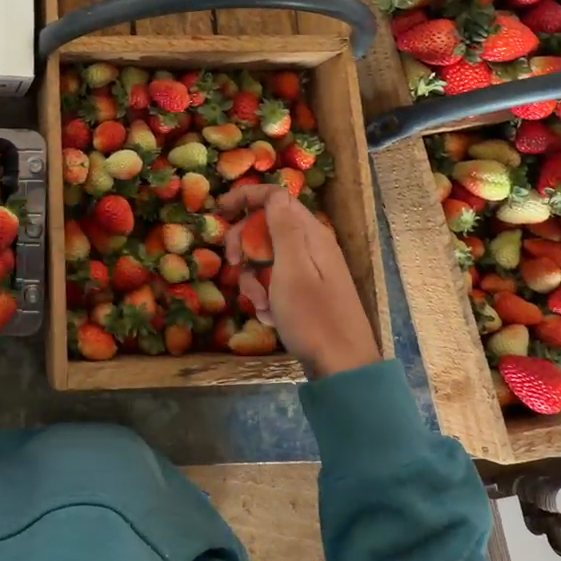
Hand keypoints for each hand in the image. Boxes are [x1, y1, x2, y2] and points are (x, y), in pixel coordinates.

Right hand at [219, 184, 380, 377]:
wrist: (342, 368)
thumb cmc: (313, 317)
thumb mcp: (292, 269)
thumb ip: (283, 228)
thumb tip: (276, 192)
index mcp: (311, 234)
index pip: (275, 197)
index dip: (245, 198)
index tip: (219, 212)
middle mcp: (311, 246)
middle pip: (266, 226)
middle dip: (244, 244)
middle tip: (234, 264)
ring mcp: (309, 270)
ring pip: (266, 256)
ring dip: (253, 277)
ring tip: (258, 303)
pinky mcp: (305, 291)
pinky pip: (274, 280)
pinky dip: (264, 294)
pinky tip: (267, 315)